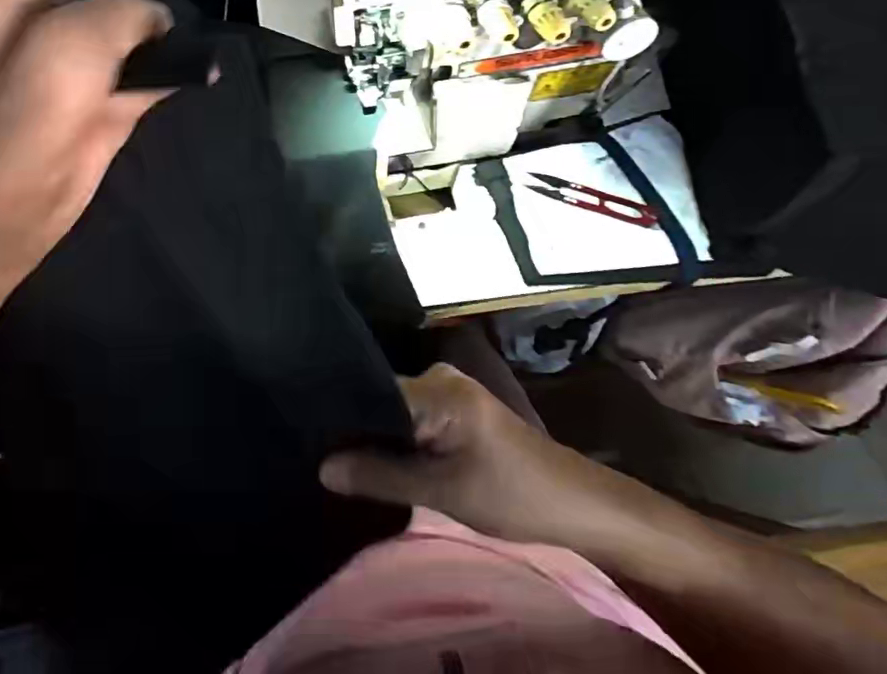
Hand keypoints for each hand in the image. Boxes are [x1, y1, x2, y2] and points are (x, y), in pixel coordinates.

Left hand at [0, 0, 173, 306]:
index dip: (119, 15)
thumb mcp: (89, 174)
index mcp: (2, 162)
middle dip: (52, 3)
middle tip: (67, 36)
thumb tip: (182, 47)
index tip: (146, 20)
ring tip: (12, 56)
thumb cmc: (23, 224)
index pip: (69, 46)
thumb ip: (128, 100)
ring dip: (5, 13)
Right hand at [320, 365, 699, 564]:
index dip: (339, 413)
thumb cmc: (513, 495)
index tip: (306, 432)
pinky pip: (410, 418)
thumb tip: (321, 467)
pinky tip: (373, 456)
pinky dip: (393, 438)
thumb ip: (380, 476)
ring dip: (373, 434)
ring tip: (333, 452)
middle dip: (353, 425)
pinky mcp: (454, 411)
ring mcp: (448, 393)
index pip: (370, 389)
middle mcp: (438, 379)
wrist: (579, 507)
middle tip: (314, 447)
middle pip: (379, 397)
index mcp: (437, 387)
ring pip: (393, 410)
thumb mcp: (442, 491)